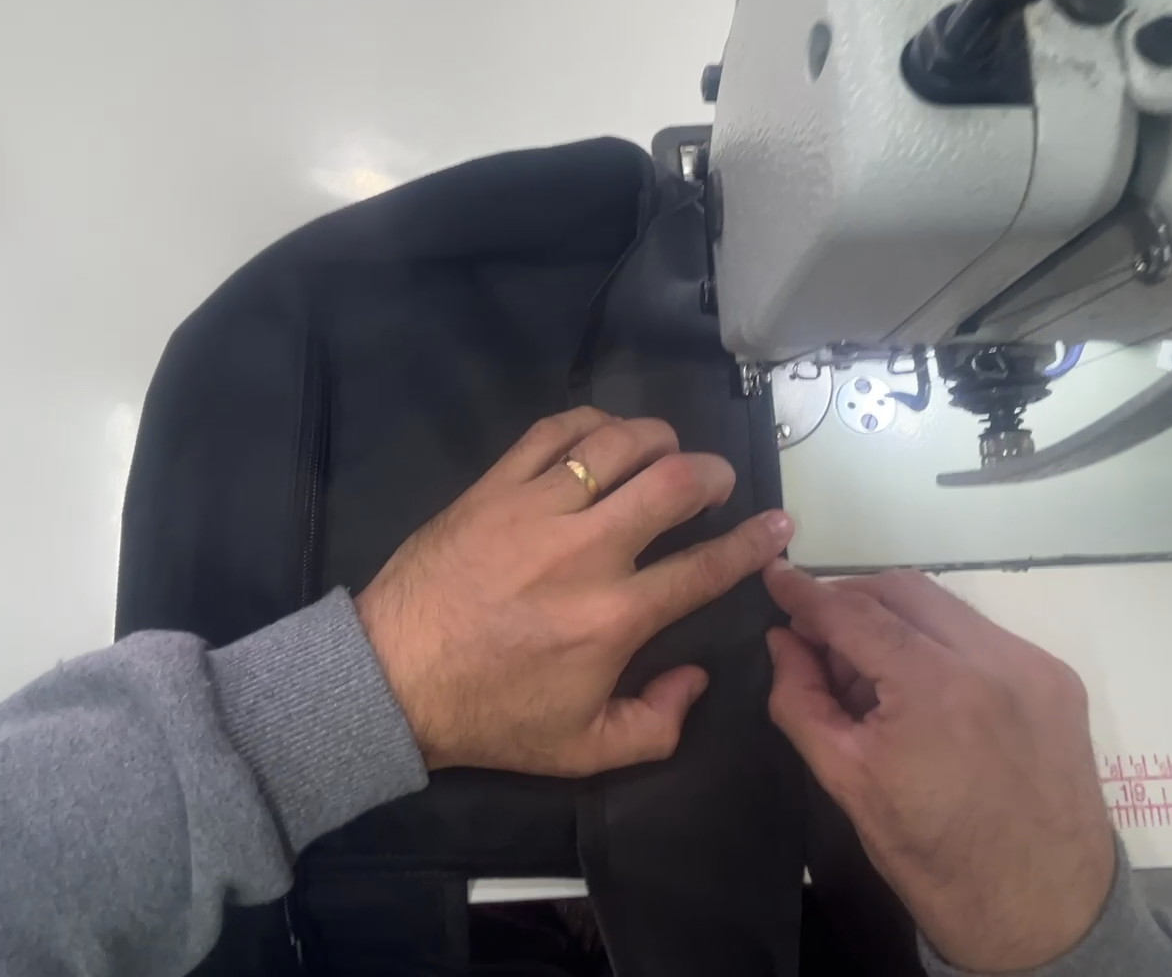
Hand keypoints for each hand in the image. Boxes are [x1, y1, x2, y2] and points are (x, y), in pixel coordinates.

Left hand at [355, 407, 792, 776]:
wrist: (394, 678)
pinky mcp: (495, 486)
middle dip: (711, 473)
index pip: (705, 566)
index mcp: (614, 617)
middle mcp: (585, 551)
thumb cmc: (490, 715)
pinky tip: (605, 432)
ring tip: (668, 448)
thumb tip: (698, 675)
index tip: (778, 525)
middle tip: (717, 480)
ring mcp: (536, 510)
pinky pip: (552, 432)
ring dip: (658, 437)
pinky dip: (590, 421)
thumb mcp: (584, 750)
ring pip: (616, 445)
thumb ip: (659, 724)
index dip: (753, 543)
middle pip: (671, 485)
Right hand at [764, 563, 1114, 972]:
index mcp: (937, 692)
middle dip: (847, 598)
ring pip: (939, 603)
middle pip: (899, 589)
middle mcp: (994, 661)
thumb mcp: (844, 779)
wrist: (1046, 919)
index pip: (854, 615)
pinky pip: (975, 631)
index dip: (805, 592)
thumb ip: (800, 698)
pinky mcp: (1057, 678)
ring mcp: (1034, 665)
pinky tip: (916, 682)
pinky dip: (932, 639)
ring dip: (889, 616)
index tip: (774, 575)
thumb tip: (781, 638)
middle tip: (816, 635)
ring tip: (866, 667)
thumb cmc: (933, 856)